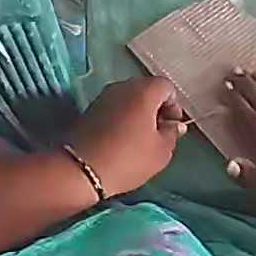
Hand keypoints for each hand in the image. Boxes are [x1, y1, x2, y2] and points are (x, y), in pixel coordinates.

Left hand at [67, 76, 187, 195]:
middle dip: (157, 107)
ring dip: (139, 112)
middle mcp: (123, 86)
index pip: (166, 86)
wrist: (81, 169)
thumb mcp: (161, 151)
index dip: (174, 105)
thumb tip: (174, 124)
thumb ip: (172, 133)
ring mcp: (104, 95)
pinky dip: (123, 116)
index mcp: (143, 91)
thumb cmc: (128, 159)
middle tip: (159, 132)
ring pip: (130, 97)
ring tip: (141, 138)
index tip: (172, 127)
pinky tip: (123, 138)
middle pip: (147, 89)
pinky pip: (115, 106)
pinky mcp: (91, 108)